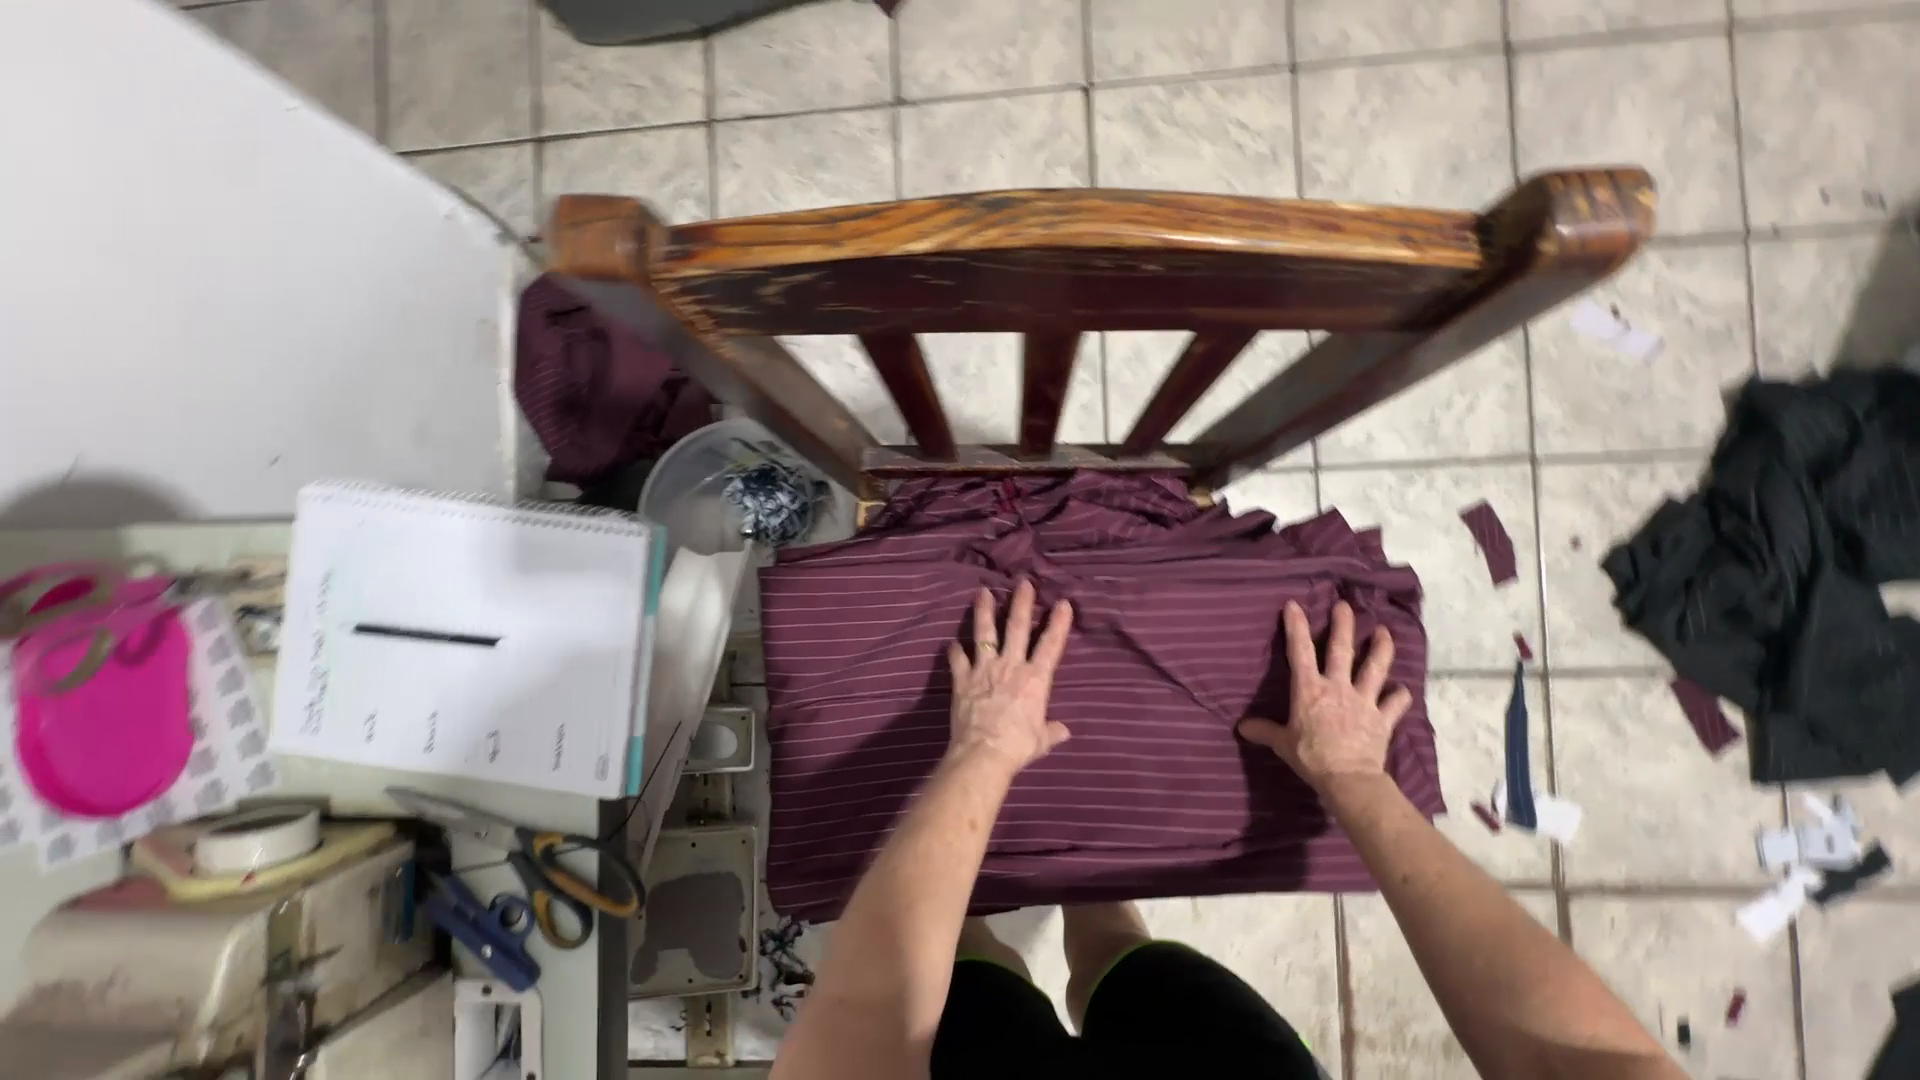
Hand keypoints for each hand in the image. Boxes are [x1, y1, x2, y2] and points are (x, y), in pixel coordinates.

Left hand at [945, 580, 1072, 774]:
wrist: (983, 753)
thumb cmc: (1017, 746)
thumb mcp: (1040, 741)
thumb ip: (1051, 731)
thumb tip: (1063, 731)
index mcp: (1035, 679)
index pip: (1051, 645)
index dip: (1058, 623)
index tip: (1063, 603)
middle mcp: (1010, 667)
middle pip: (1016, 627)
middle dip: (1021, 603)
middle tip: (1023, 583)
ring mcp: (984, 670)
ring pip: (984, 633)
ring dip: (984, 611)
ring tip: (982, 593)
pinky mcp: (962, 679)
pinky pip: (957, 660)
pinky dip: (954, 651)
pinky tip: (951, 643)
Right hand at [1238, 600, 1411, 793]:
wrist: (1348, 777)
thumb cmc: (1310, 756)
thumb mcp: (1282, 743)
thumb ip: (1265, 731)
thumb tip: (1243, 727)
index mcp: (1309, 689)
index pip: (1299, 651)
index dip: (1296, 626)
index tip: (1294, 604)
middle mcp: (1337, 687)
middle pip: (1341, 649)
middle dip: (1343, 625)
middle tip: (1345, 606)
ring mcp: (1363, 701)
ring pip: (1374, 668)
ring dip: (1380, 649)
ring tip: (1384, 632)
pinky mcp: (1382, 719)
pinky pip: (1395, 704)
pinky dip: (1399, 696)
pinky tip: (1402, 690)